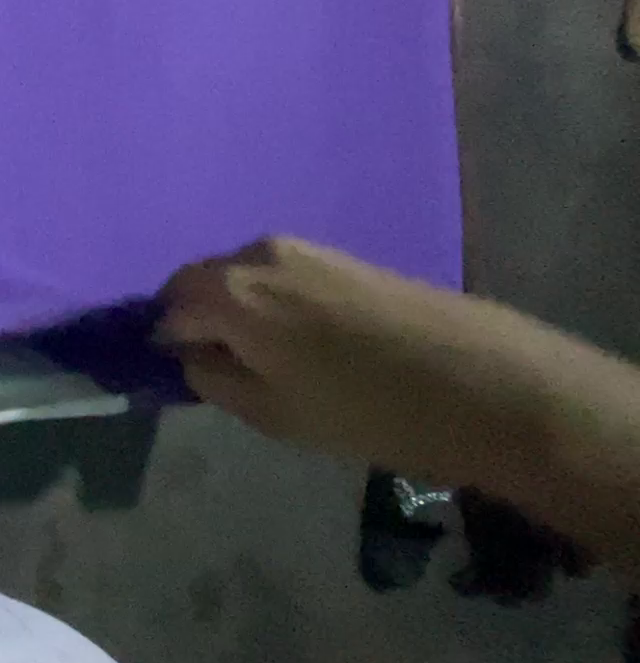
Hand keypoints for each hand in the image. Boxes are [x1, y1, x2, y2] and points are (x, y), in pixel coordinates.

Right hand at [159, 236, 619, 491]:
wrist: (498, 389)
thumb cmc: (368, 410)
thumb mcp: (269, 413)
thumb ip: (209, 378)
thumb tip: (189, 355)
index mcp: (225, 293)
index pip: (165, 314)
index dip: (164, 344)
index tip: (178, 371)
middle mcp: (251, 256)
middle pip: (194, 284)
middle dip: (193, 317)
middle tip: (216, 361)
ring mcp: (298, 248)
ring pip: (236, 275)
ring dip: (232, 306)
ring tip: (263, 350)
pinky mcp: (338, 254)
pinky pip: (275, 273)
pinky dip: (268, 298)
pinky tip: (302, 334)